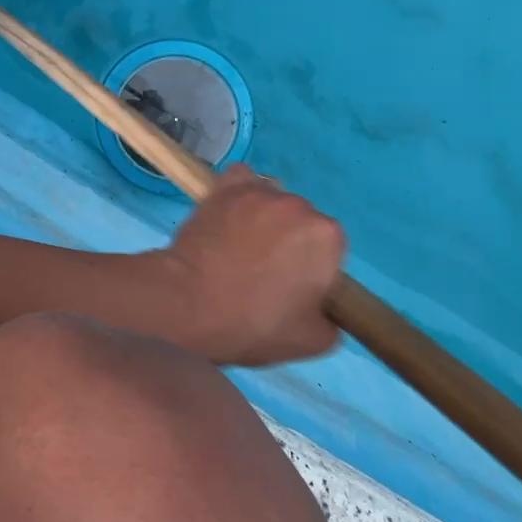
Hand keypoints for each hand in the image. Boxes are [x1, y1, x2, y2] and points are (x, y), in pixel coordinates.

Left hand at [159, 165, 345, 366]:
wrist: (190, 302)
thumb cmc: (255, 322)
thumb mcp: (312, 340)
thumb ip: (330, 321)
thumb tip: (321, 309)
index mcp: (326, 236)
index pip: (329, 249)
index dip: (313, 269)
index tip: (292, 289)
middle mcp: (297, 205)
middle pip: (301, 221)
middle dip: (289, 241)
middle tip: (264, 270)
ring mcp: (258, 191)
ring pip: (273, 201)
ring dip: (265, 218)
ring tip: (241, 245)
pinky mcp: (224, 187)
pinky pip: (242, 181)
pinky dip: (240, 194)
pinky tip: (231, 215)